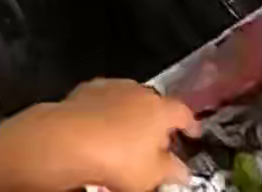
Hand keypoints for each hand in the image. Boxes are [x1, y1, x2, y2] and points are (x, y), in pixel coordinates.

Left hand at [0, 80, 198, 191]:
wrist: (70, 138)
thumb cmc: (118, 157)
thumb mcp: (156, 175)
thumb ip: (173, 169)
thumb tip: (179, 168)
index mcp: (158, 108)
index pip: (183, 111)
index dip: (190, 124)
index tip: (191, 133)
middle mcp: (133, 90)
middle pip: (154, 103)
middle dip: (158, 121)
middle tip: (160, 145)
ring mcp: (107, 86)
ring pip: (128, 99)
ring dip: (132, 115)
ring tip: (131, 141)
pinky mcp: (85, 89)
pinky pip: (105, 100)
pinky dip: (109, 112)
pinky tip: (105, 132)